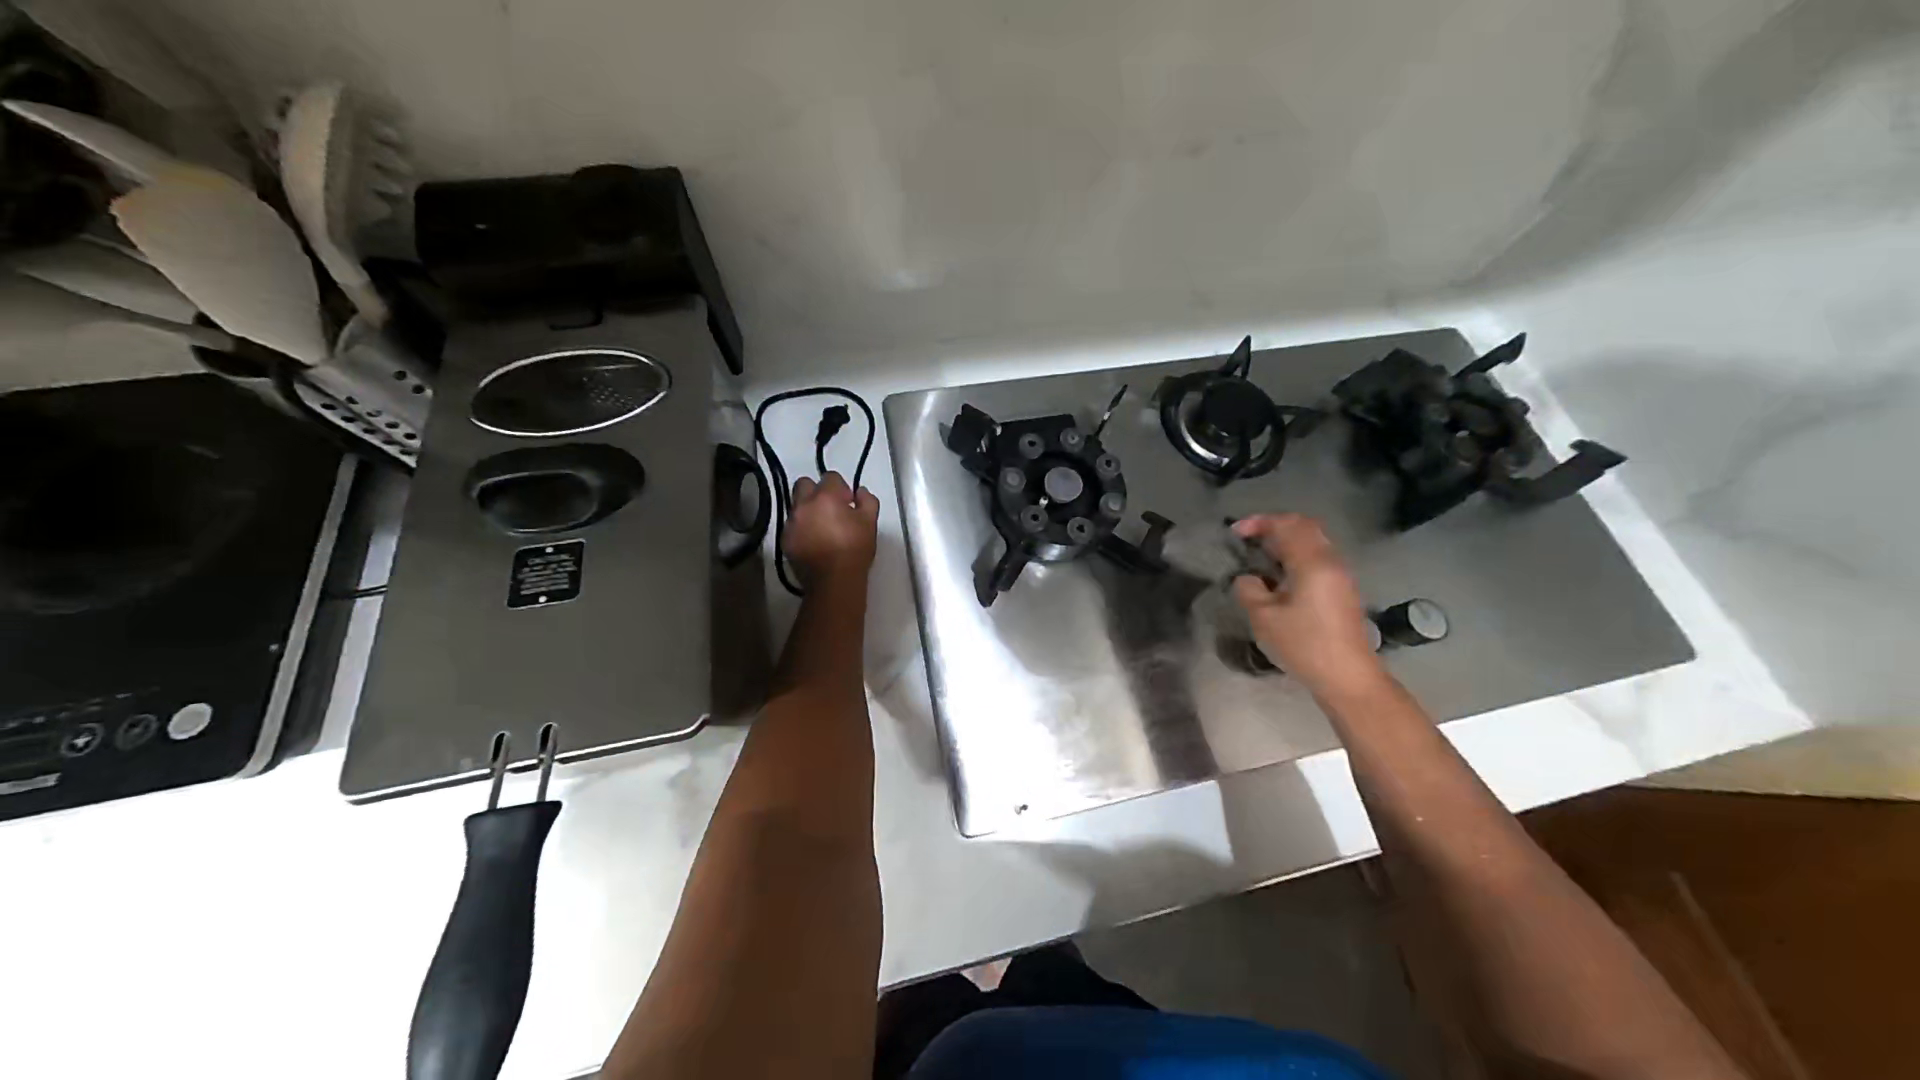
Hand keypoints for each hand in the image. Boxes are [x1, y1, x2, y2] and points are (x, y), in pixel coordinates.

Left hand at [786, 472, 879, 588]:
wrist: (833, 581)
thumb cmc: (854, 549)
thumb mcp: (870, 523)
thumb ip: (867, 501)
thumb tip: (860, 492)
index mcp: (825, 497)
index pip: (830, 476)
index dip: (841, 487)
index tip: (848, 502)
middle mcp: (803, 505)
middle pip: (804, 484)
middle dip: (816, 491)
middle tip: (830, 508)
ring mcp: (791, 523)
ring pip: (796, 506)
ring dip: (807, 510)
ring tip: (821, 527)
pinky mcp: (785, 540)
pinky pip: (791, 526)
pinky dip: (801, 529)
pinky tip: (813, 542)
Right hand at [1231, 514, 1383, 693]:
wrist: (1347, 676)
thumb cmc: (1304, 645)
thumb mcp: (1264, 618)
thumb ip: (1249, 589)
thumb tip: (1247, 578)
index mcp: (1313, 563)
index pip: (1287, 525)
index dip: (1259, 522)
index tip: (1235, 533)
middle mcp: (1331, 561)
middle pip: (1305, 527)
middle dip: (1275, 526)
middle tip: (1249, 538)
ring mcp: (1341, 575)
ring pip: (1313, 542)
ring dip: (1286, 541)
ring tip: (1261, 555)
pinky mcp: (1342, 590)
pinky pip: (1318, 558)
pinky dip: (1296, 555)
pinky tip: (1279, 575)